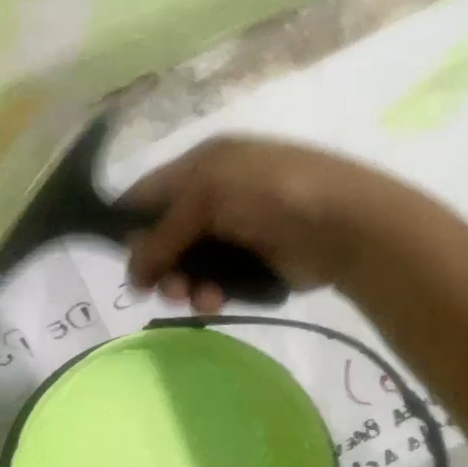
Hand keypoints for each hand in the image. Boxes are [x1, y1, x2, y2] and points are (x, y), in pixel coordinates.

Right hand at [123, 137, 406, 311]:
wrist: (345, 224)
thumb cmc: (271, 194)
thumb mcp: (206, 197)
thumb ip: (162, 233)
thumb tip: (132, 272)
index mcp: (201, 164)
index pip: (146, 194)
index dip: (129, 226)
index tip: (122, 259)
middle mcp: (213, 195)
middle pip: (164, 236)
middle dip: (160, 264)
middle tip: (162, 288)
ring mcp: (234, 230)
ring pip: (188, 265)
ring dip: (184, 284)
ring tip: (196, 298)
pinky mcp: (252, 263)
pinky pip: (215, 281)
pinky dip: (210, 293)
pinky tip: (216, 301)